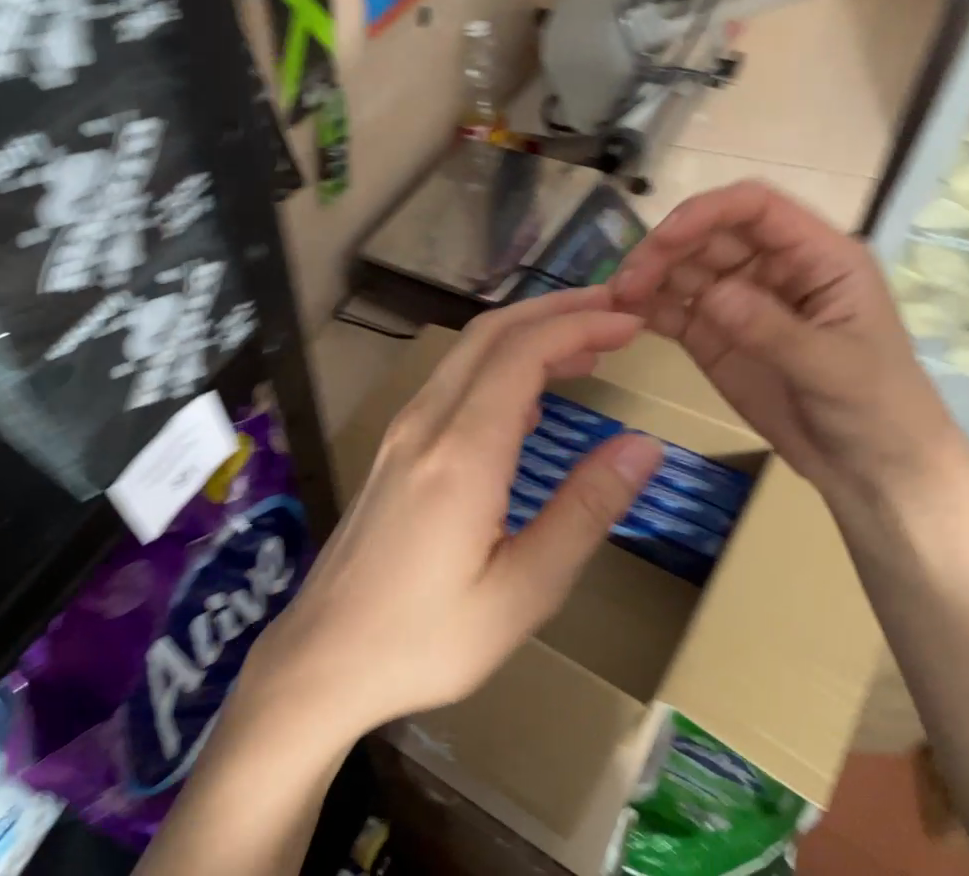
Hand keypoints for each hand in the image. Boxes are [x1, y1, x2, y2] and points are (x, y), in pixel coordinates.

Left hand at [242, 288, 664, 741]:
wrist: (325, 654)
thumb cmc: (426, 638)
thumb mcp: (523, 590)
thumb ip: (583, 512)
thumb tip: (643, 446)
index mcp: (460, 452)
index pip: (521, 354)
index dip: (579, 326)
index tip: (634, 323)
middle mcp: (422, 428)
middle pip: (486, 338)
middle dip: (552, 314)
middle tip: (616, 317)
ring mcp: (397, 439)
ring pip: (461, 360)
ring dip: (521, 341)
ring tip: (585, 352)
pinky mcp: (388, 458)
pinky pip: (445, 391)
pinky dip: (493, 374)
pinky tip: (525, 403)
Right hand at [609, 181, 968, 514]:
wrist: (870, 467)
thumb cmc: (876, 408)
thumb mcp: (832, 367)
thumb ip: (771, 329)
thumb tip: (712, 294)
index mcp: (817, 258)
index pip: (756, 209)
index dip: (707, 212)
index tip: (663, 239)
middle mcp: (772, 269)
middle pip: (706, 236)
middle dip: (663, 250)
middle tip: (626, 284)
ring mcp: (737, 303)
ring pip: (681, 269)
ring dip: (645, 277)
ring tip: (615, 301)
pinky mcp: (711, 335)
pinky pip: (671, 309)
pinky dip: (643, 309)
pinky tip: (619, 318)